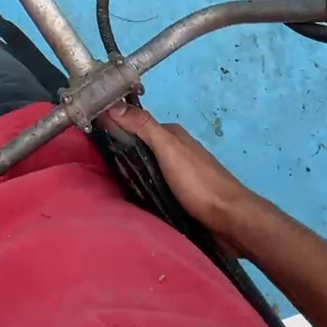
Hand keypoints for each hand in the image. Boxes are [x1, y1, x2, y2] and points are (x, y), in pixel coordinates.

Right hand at [103, 101, 265, 249]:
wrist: (233, 222)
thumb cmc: (199, 183)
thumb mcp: (168, 149)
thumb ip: (143, 126)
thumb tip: (113, 104)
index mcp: (172, 135)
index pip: (136, 124)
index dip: (116, 127)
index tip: (93, 136)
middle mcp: (176, 150)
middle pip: (141, 147)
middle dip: (122, 153)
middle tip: (99, 167)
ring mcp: (181, 175)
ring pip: (148, 169)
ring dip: (133, 175)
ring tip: (112, 185)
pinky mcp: (184, 197)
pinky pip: (156, 187)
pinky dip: (144, 190)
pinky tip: (135, 199)